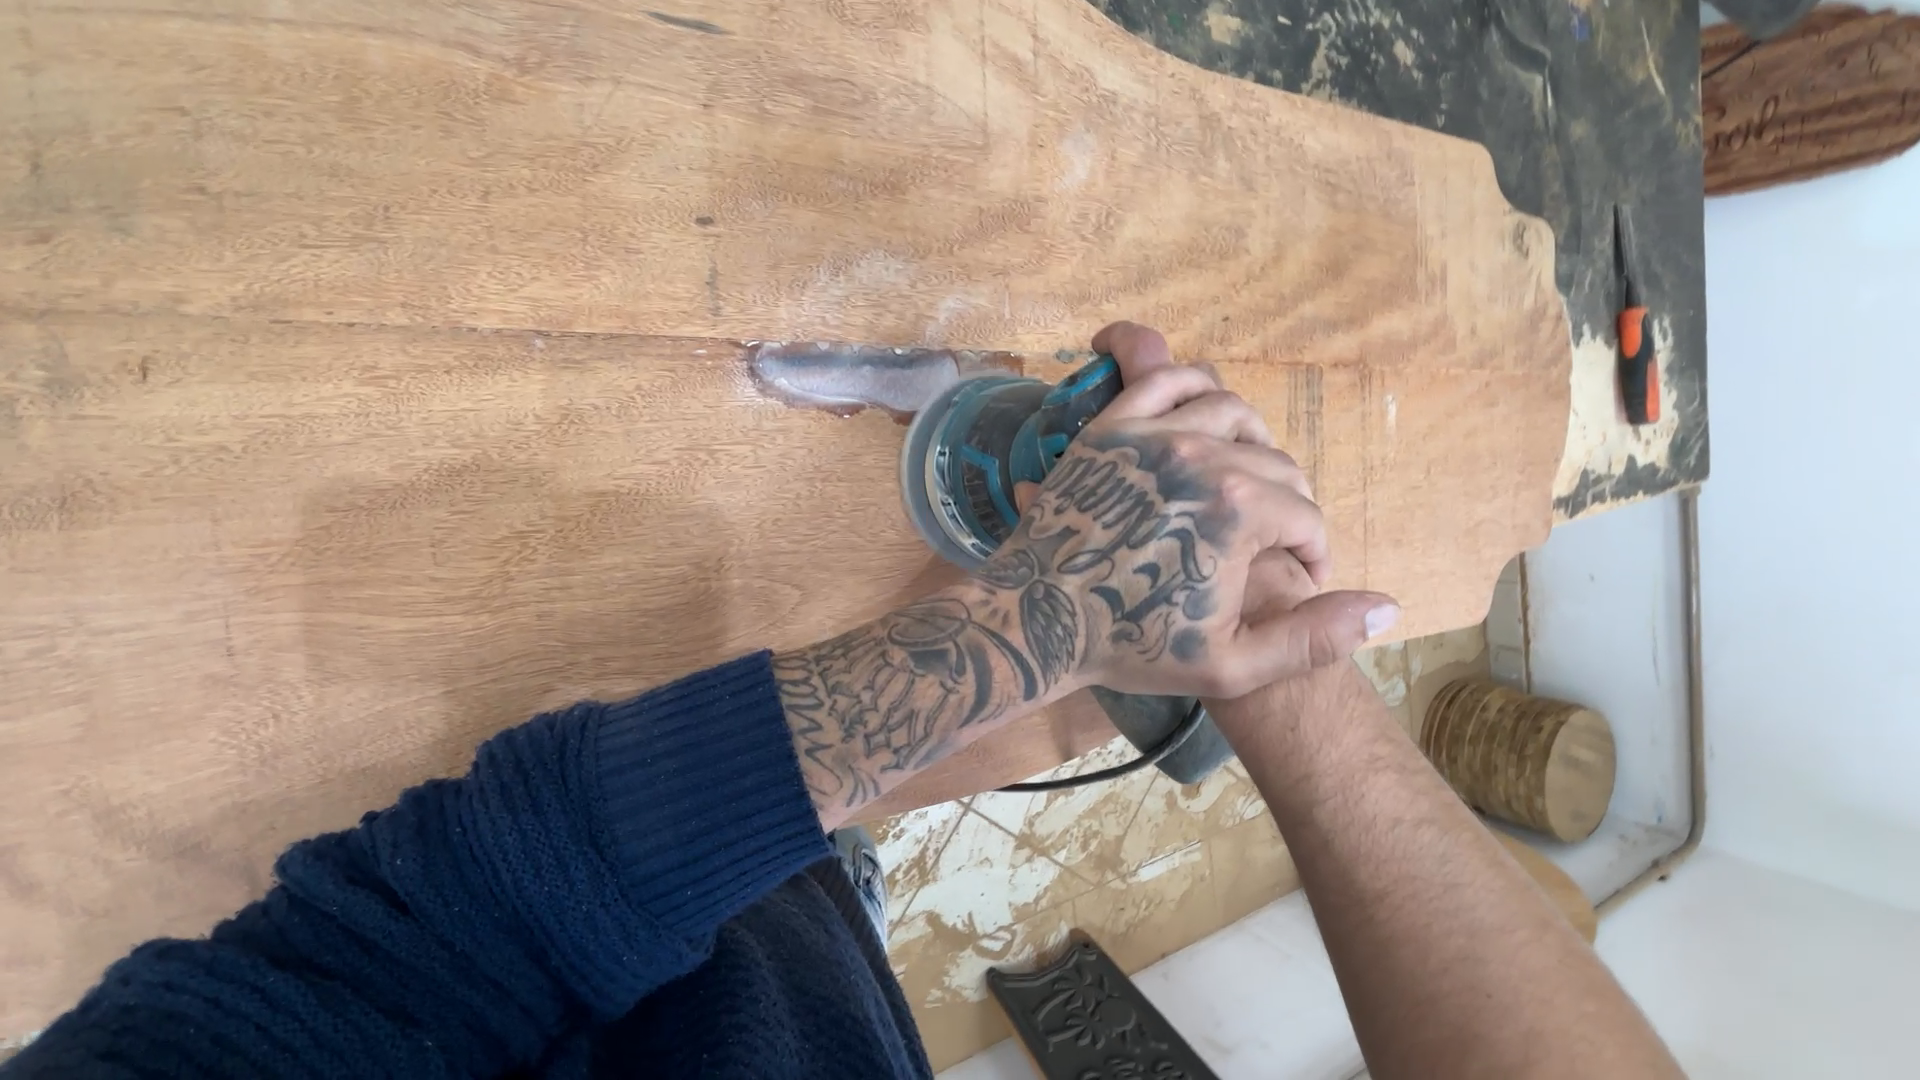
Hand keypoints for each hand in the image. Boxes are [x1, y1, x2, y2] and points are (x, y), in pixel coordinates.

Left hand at [972, 322, 1399, 699]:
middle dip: (1288, 504)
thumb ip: (1315, 638)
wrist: (1040, 619)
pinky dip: (1193, 382)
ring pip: (1233, 413)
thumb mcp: (1232, 664)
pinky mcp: (1112, 429)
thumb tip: (1389, 608)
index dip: (1311, 551)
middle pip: (1276, 463)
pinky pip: (1165, 382)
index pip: (1306, 516)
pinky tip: (1202, 404)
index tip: (1298, 573)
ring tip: (1246, 479)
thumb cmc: (1131, 645)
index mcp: (1240, 510)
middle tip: (1271, 538)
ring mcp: (1153, 435)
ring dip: (1254, 442)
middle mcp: (1203, 457)